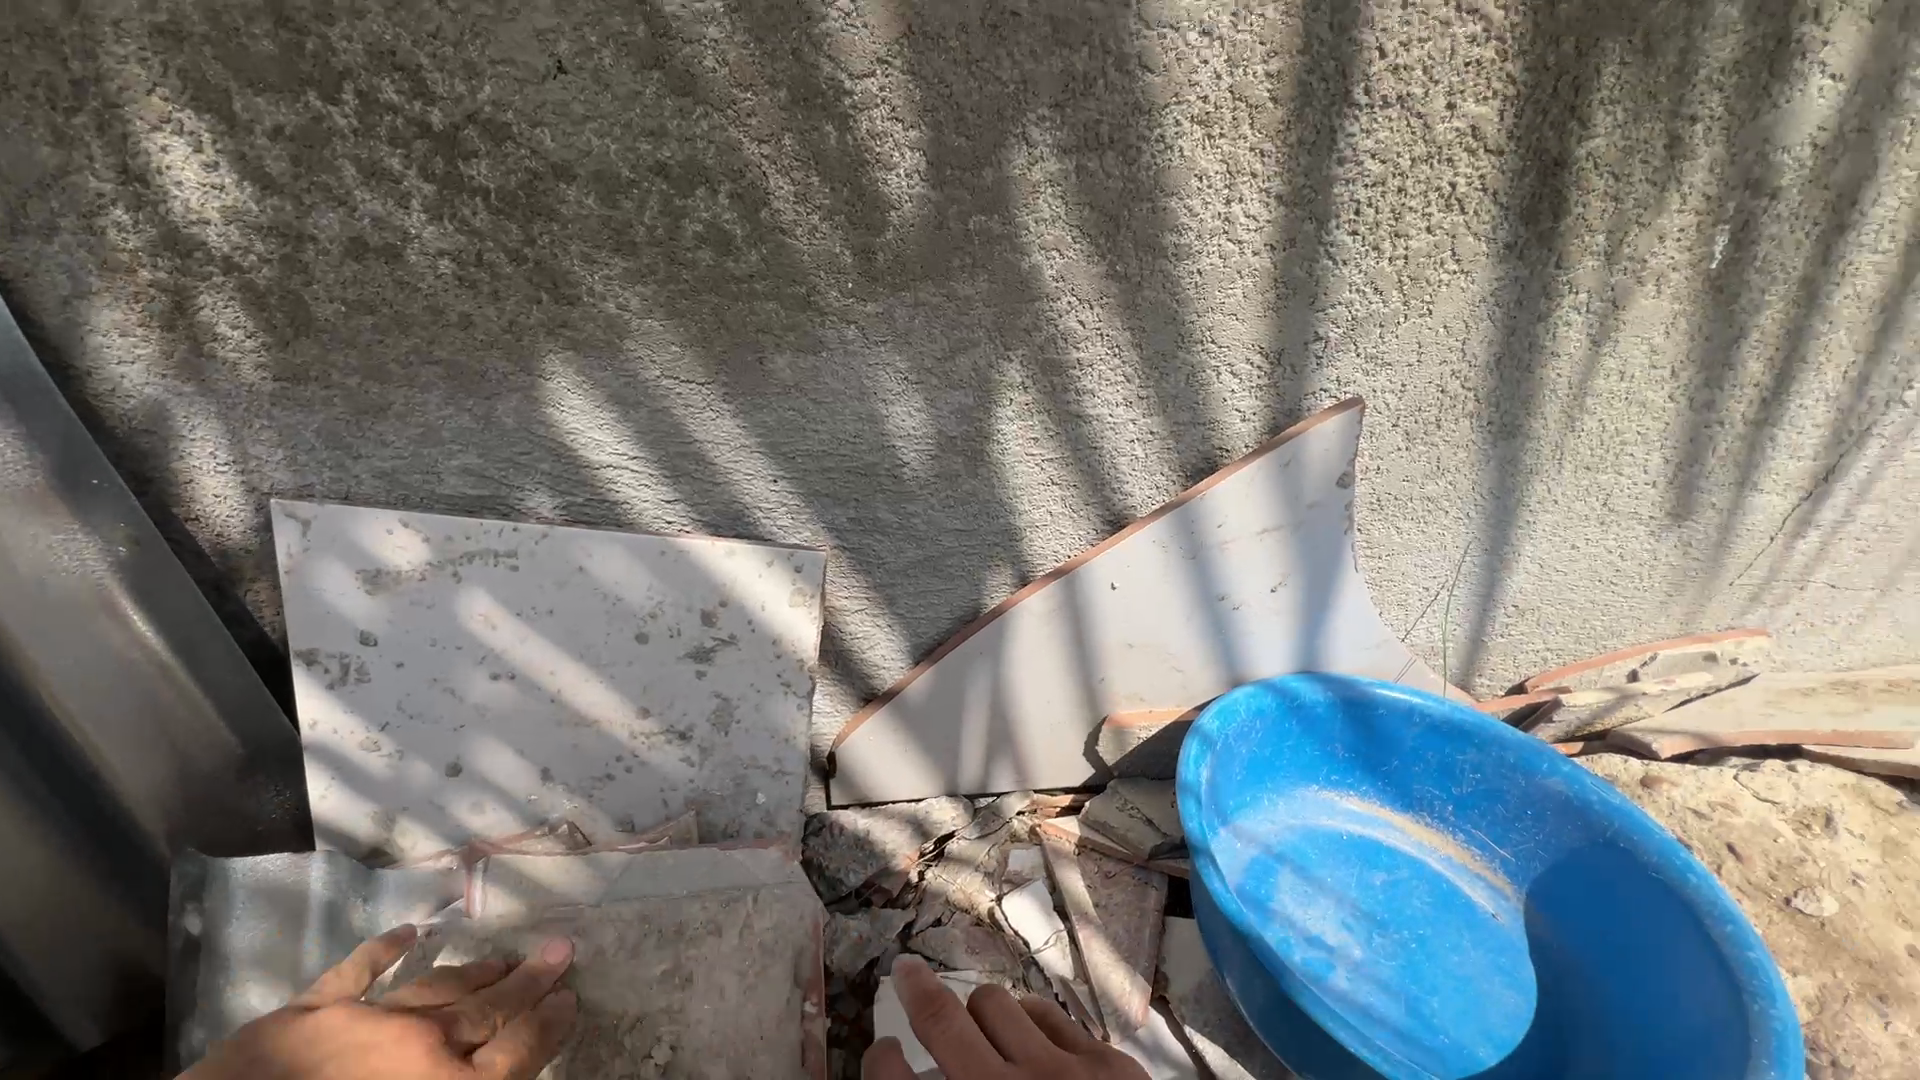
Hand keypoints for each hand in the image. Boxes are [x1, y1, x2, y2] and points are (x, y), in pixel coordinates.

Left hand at [183, 924, 578, 1079]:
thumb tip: (493, 1075)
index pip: (523, 1047)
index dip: (552, 1021)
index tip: (571, 998)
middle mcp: (425, 1046)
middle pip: (492, 1007)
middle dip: (531, 980)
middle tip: (560, 950)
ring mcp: (368, 1022)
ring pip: (439, 986)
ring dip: (476, 971)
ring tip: (501, 957)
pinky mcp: (309, 1014)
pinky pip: (353, 973)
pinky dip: (381, 950)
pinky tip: (405, 933)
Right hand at [863, 955, 1147, 1079]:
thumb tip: (925, 1074)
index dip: (881, 1061)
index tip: (884, 1049)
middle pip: (942, 1019)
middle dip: (916, 990)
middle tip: (907, 973)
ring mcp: (1063, 1075)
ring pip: (995, 1002)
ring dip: (982, 1018)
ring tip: (986, 1037)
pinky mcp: (1110, 1064)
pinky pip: (1047, 1014)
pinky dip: (1033, 1028)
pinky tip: (1034, 1050)